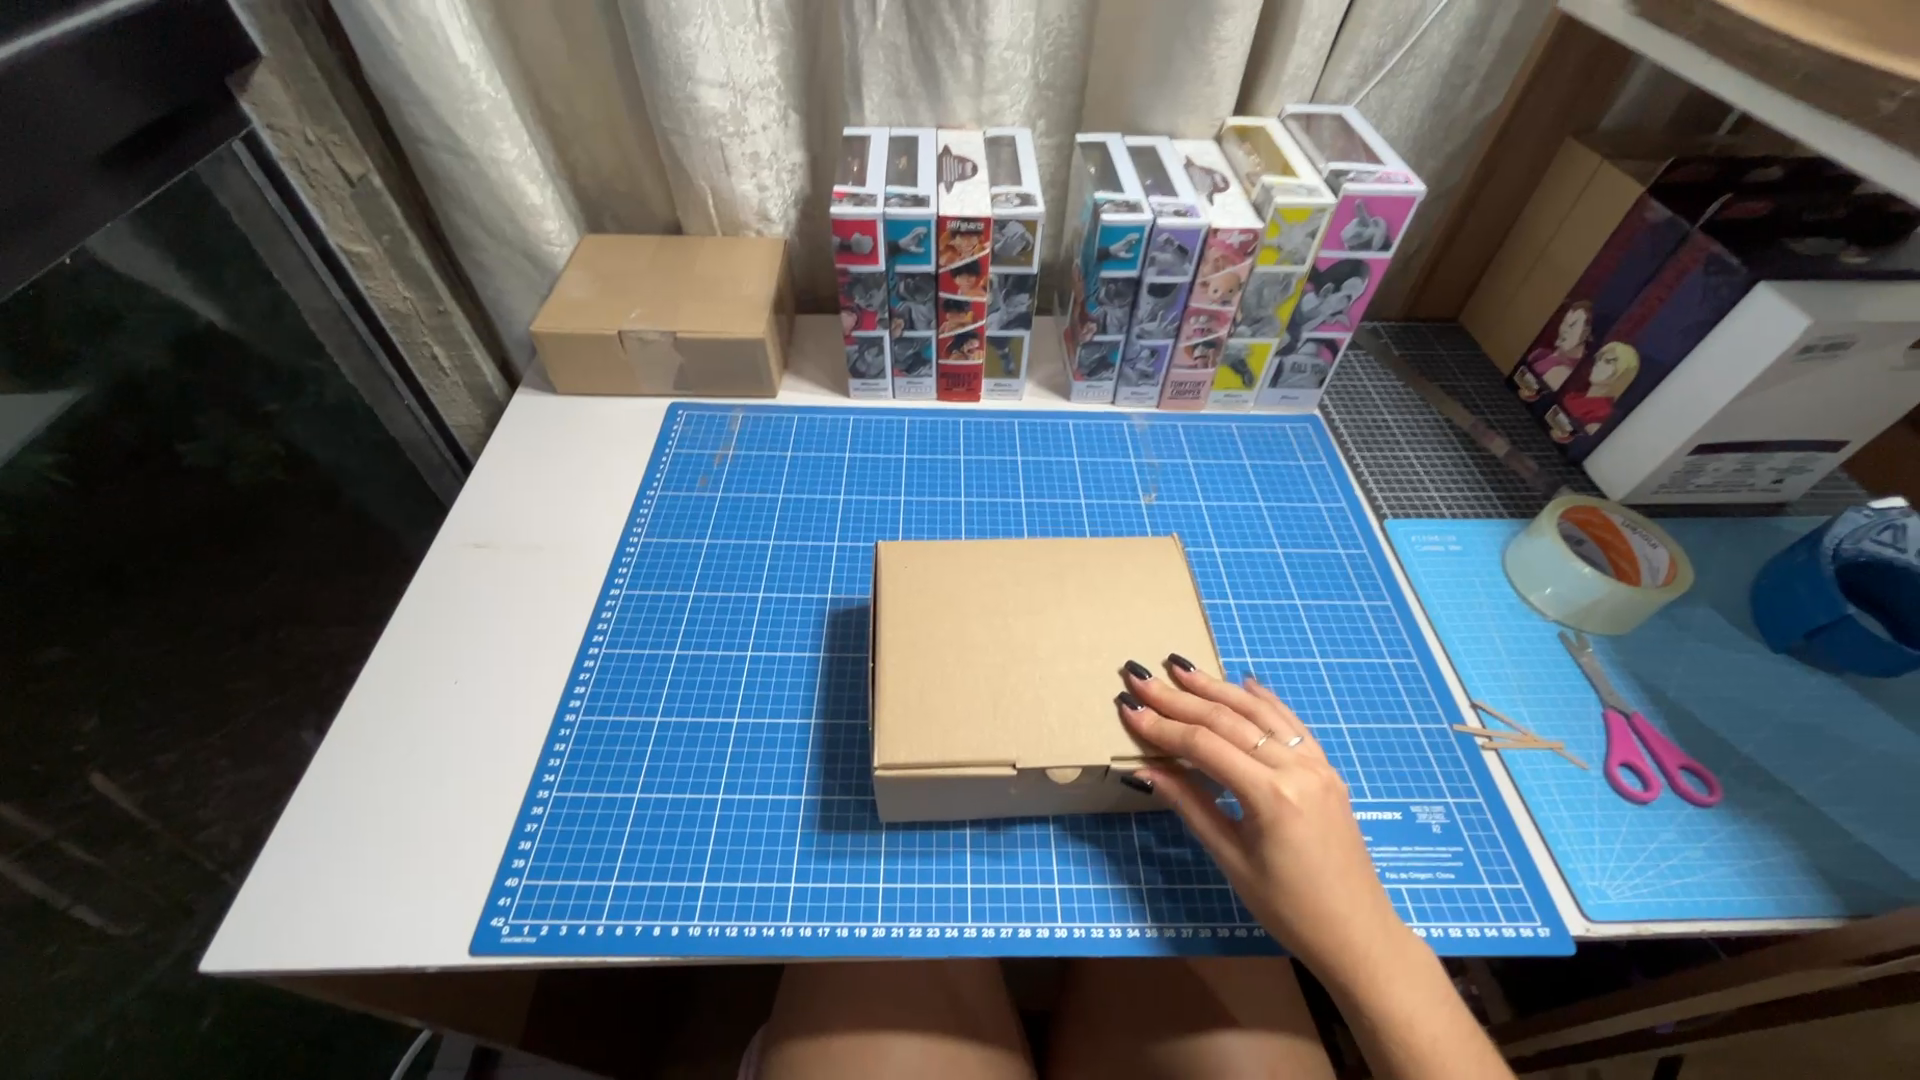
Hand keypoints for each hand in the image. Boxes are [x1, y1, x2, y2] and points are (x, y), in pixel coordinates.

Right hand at [1118, 658, 1414, 987]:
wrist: (1359, 934)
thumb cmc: (1289, 909)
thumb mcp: (1231, 859)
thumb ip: (1189, 805)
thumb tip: (1145, 771)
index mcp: (1271, 795)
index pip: (1204, 746)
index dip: (1162, 726)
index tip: (1128, 707)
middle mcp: (1297, 768)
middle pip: (1227, 720)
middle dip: (1179, 697)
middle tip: (1140, 676)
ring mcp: (1316, 764)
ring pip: (1258, 713)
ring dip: (1216, 688)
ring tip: (1181, 668)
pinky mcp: (1327, 769)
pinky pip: (1291, 723)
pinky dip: (1263, 700)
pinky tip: (1243, 683)